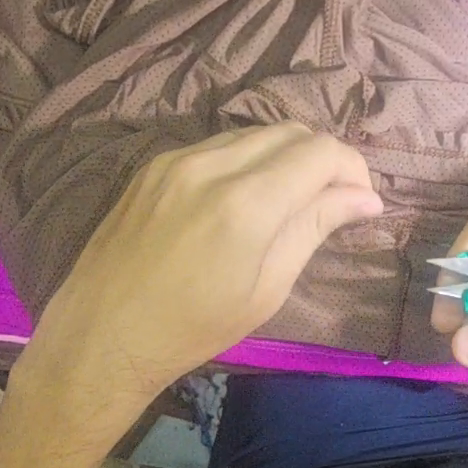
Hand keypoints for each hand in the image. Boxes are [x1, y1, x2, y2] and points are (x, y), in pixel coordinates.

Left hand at [24, 123, 382, 405]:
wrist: (102, 336)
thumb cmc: (192, 329)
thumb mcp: (266, 290)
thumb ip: (314, 230)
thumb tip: (365, 198)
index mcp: (246, 204)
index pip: (321, 152)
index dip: (353, 170)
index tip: (361, 203)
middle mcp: (211, 166)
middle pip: (291, 131)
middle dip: (324, 159)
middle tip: (333, 202)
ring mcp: (177, 160)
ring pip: (254, 134)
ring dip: (286, 157)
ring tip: (292, 201)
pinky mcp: (154, 166)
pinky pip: (218, 146)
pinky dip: (247, 161)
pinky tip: (246, 199)